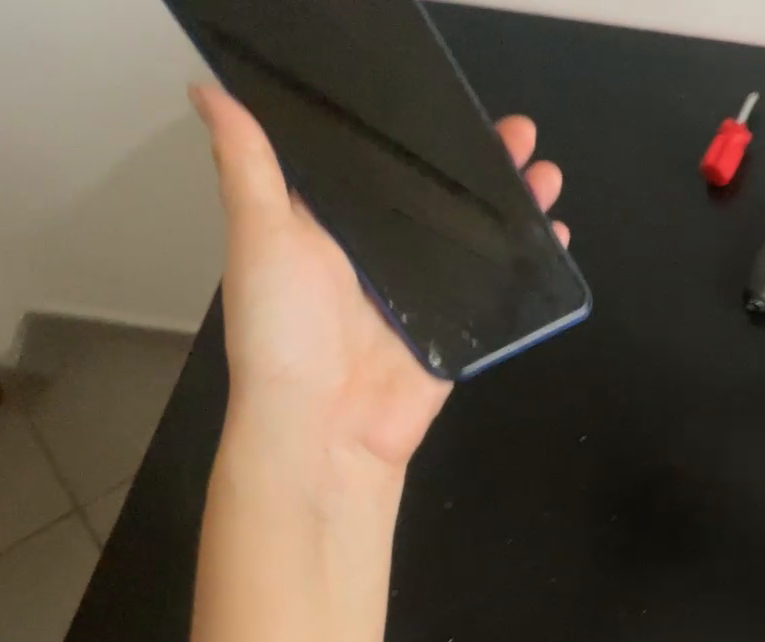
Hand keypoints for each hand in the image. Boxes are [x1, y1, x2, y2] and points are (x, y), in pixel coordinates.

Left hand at [191, 83, 569, 488]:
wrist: (329, 425)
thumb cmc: (285, 334)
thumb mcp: (261, 238)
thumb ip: (252, 169)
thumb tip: (213, 92)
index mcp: (336, 227)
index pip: (384, 167)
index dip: (420, 134)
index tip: (456, 107)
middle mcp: (385, 257)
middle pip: (442, 201)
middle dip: (484, 168)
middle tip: (519, 137)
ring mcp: (427, 296)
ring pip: (478, 242)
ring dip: (514, 211)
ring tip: (544, 180)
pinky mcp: (459, 332)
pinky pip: (498, 293)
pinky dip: (528, 268)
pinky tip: (551, 241)